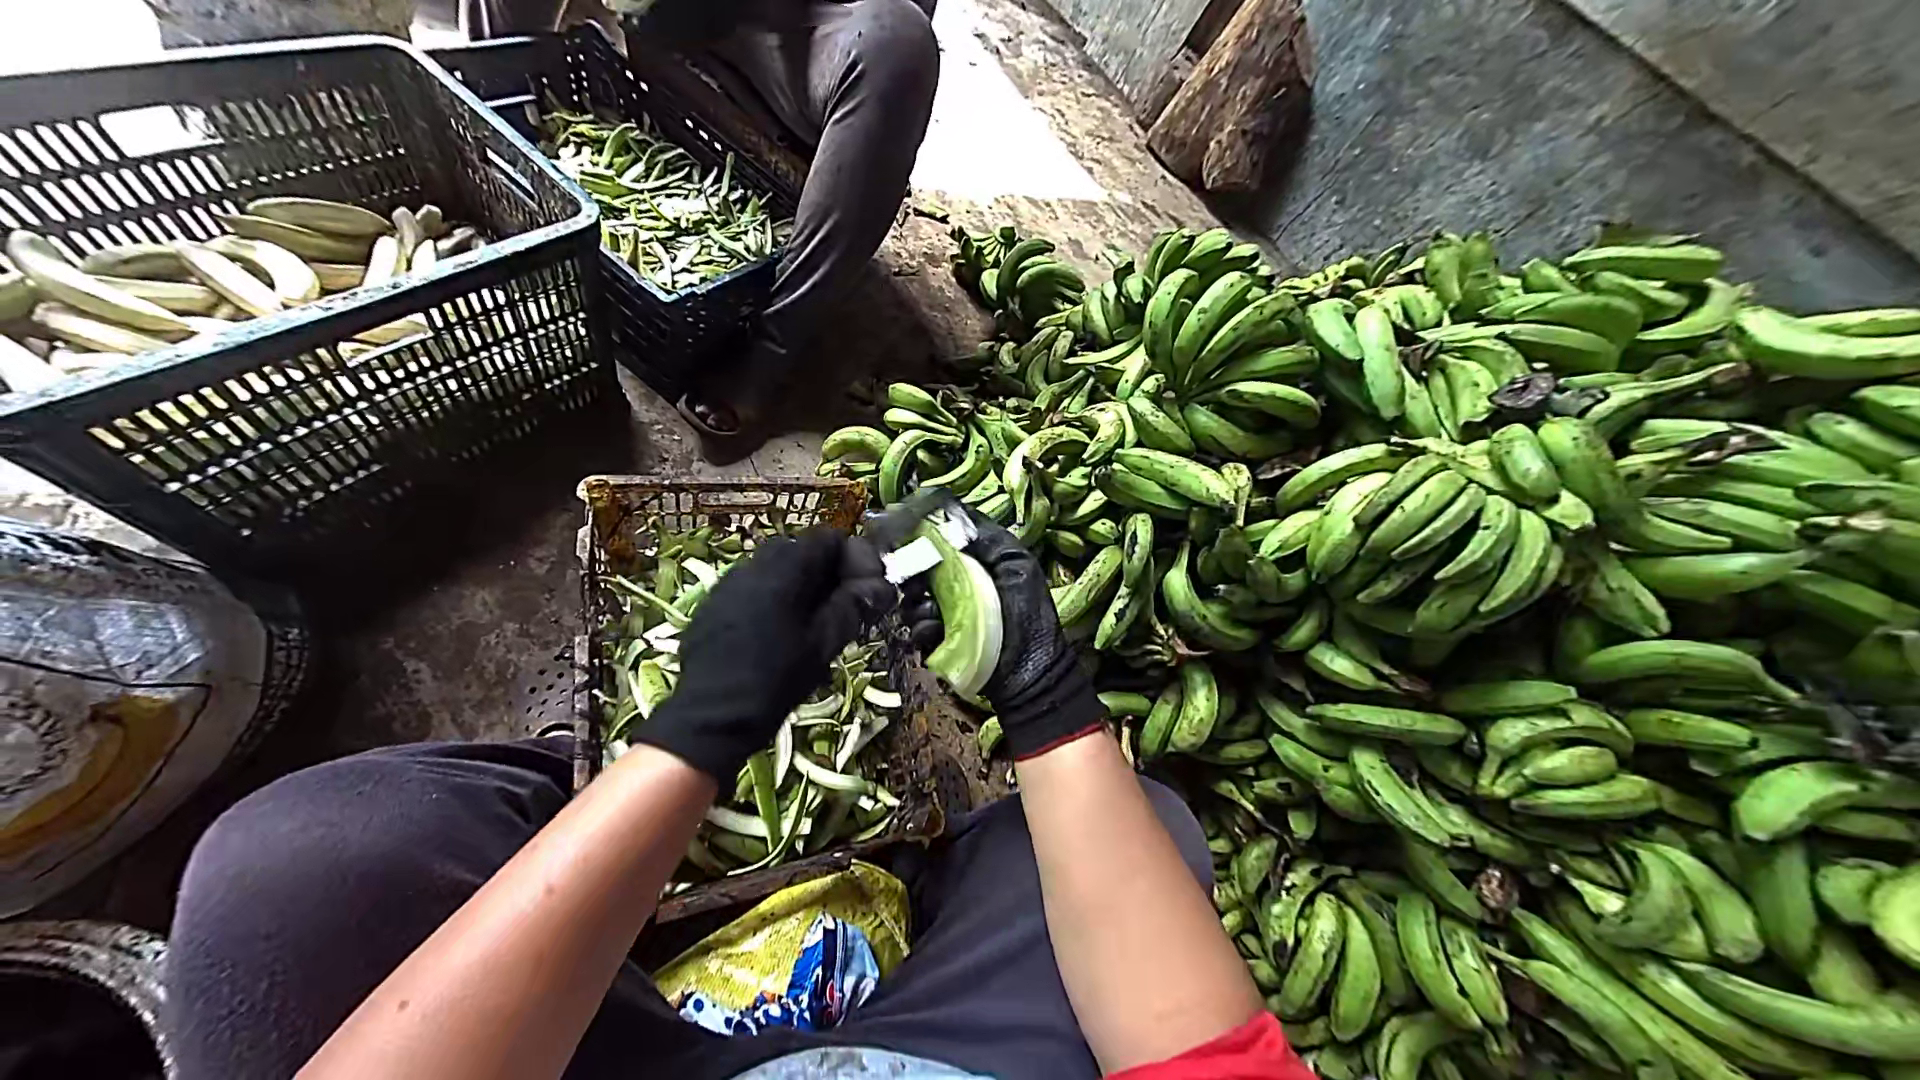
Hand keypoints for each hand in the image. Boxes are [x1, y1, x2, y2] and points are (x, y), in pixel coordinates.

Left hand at [638, 528, 894, 782]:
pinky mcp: (716, 605)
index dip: (859, 560)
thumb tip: (883, 587)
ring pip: (782, 572)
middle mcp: (755, 563)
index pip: (832, 540)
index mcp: (785, 565)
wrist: (710, 716)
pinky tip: (786, 636)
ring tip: (822, 626)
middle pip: (807, 553)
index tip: (873, 591)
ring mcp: (731, 583)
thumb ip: (854, 606)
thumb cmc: (775, 677)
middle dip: (835, 576)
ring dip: (809, 590)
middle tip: (853, 608)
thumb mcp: (824, 642)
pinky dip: (781, 602)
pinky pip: (759, 590)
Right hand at [904, 511, 1105, 758]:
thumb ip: (986, 537)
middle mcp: (954, 583)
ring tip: (933, 610)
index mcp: (972, 562)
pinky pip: (916, 628)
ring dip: (918, 602)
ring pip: (912, 597)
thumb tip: (951, 510)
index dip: (921, 535)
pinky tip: (936, 630)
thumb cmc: (1030, 612)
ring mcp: (943, 612)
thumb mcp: (1016, 563)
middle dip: (913, 569)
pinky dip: (922, 628)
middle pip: (917, 567)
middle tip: (916, 577)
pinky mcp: (937, 640)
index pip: (938, 540)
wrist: (1031, 671)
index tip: (906, 531)